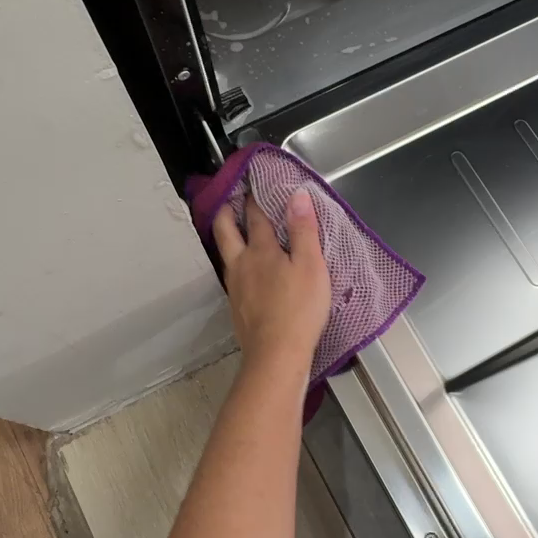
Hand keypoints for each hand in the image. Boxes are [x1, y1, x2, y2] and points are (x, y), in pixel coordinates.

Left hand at [212, 189, 330, 378]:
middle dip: (226, 212)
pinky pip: (233, 276)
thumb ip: (304, 230)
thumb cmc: (299, 308)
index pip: (255, 216)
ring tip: (236, 231)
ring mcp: (236, 287)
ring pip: (226, 254)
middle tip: (229, 200)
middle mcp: (242, 264)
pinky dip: (237, 263)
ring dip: (228, 237)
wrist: (276, 354)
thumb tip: (297, 195)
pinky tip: (246, 272)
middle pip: (226, 230)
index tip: (253, 183)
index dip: (254, 197)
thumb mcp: (311, 265)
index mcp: (261, 250)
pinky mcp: (237, 307)